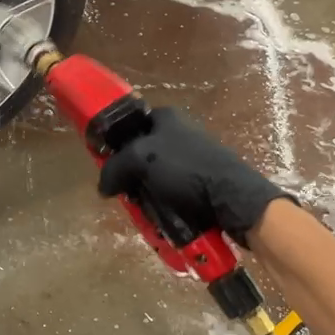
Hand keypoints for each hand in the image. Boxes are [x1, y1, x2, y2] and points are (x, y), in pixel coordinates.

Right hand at [96, 106, 291, 240]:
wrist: (232, 198)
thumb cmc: (186, 169)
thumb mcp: (140, 159)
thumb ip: (114, 168)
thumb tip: (102, 188)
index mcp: (166, 117)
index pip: (131, 126)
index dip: (116, 145)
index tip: (108, 167)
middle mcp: (181, 132)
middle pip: (142, 153)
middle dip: (132, 175)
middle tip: (126, 193)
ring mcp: (194, 157)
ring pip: (157, 176)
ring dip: (148, 194)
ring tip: (144, 210)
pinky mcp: (204, 180)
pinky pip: (175, 191)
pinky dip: (166, 204)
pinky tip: (163, 216)